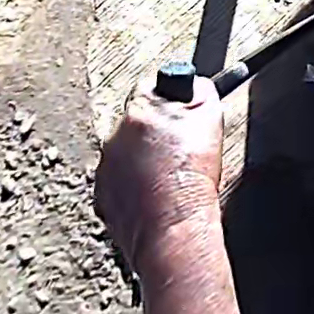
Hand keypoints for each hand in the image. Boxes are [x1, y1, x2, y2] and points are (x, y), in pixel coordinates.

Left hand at [95, 78, 223, 271]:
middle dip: (154, 130)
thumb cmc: (192, 176)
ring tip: (166, 175)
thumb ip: (200, 89)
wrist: (175, 229)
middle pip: (136, 120)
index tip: (179, 114)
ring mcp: (105, 166)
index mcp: (141, 109)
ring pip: (125, 151)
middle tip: (176, 149)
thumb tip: (194, 84)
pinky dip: (131, 184)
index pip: (151, 88)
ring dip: (141, 157)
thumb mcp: (211, 115)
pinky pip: (117, 180)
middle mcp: (116, 134)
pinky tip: (153, 193)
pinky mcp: (102, 195)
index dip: (169, 101)